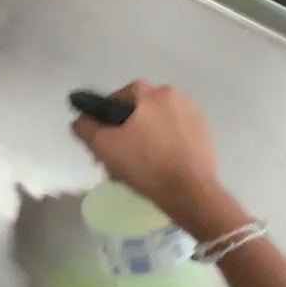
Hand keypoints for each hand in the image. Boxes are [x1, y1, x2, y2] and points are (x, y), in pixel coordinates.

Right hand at [70, 81, 222, 222]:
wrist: (191, 193)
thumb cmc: (145, 165)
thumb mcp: (103, 147)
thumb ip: (85, 128)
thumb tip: (80, 119)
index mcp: (150, 93)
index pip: (119, 98)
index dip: (106, 119)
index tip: (104, 141)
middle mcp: (173, 95)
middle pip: (139, 111)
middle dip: (126, 131)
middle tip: (118, 157)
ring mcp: (193, 114)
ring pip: (157, 123)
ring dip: (144, 138)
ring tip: (138, 166)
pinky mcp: (204, 133)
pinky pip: (175, 134)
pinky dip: (164, 145)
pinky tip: (159, 166)